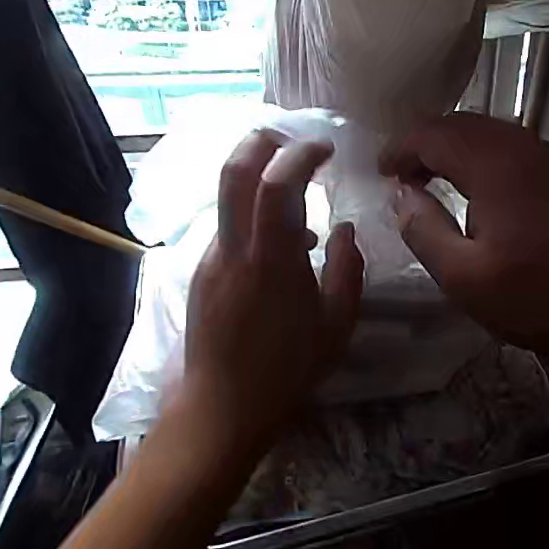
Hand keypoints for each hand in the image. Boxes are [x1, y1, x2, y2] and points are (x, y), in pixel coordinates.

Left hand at [177, 129, 364, 458]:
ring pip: (228, 199)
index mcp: (272, 261)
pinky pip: (227, 229)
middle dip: (260, 141)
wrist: (222, 410)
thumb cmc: (288, 371)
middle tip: (290, 138)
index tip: (326, 149)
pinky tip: (277, 250)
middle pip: (233, 172)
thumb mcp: (337, 325)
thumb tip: (343, 229)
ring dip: (257, 181)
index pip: (277, 184)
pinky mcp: (199, 273)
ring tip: (296, 203)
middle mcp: (233, 250)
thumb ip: (348, 269)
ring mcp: (210, 259)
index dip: (301, 153)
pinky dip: (252, 219)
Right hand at [380, 112, 548, 357]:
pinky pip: (505, 146)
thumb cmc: (541, 297)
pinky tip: (471, 190)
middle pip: (458, 124)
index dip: (399, 149)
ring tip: (427, 182)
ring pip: (483, 132)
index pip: (432, 133)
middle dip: (421, 144)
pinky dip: (475, 156)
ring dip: (449, 149)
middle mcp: (521, 146)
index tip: (380, 175)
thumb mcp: (465, 278)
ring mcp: (546, 156)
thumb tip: (401, 195)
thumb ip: (423, 230)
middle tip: (399, 179)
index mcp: (494, 164)